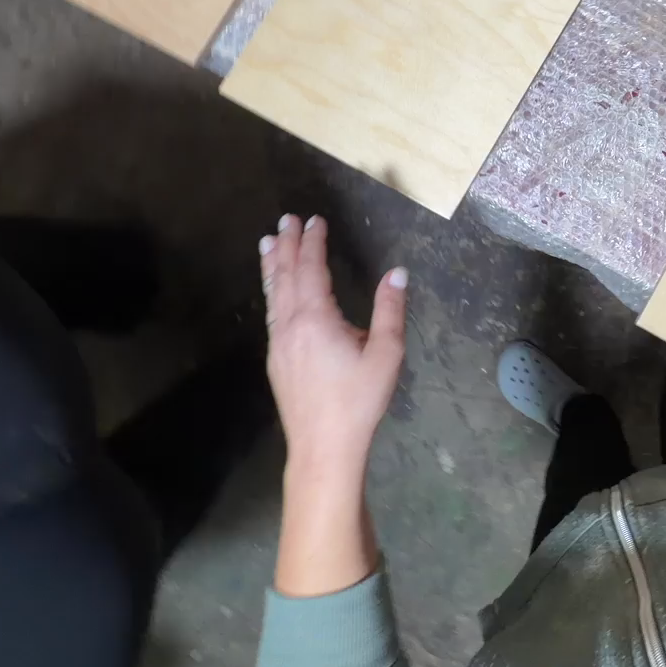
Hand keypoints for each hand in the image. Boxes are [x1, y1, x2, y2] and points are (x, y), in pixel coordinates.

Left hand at [260, 214, 407, 470]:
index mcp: (317, 320)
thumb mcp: (386, 354)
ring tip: (267, 242)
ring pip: (273, 295)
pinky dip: (271, 290)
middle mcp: (291, 326)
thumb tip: (397, 272)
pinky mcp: (277, 360)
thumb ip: (390, 310)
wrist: (324, 447)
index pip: (312, 270)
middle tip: (286, 219)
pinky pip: (271, 312)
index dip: (313, 244)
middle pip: (286, 277)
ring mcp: (279, 344)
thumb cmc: (359, 399)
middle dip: (287, 246)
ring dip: (272, 266)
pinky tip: (275, 290)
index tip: (314, 220)